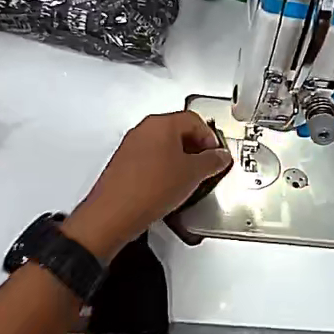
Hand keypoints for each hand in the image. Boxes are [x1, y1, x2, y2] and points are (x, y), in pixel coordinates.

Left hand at [64, 111, 231, 259]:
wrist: (114, 213)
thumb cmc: (146, 189)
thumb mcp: (193, 174)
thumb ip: (212, 161)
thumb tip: (219, 157)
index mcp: (161, 124)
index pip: (194, 120)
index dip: (210, 137)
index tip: (217, 153)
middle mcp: (143, 130)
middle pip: (178, 130)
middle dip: (196, 147)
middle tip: (207, 164)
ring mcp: (131, 146)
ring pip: (163, 145)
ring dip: (180, 159)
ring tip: (189, 179)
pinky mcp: (123, 164)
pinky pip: (149, 159)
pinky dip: (163, 169)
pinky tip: (169, 187)